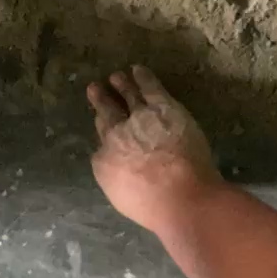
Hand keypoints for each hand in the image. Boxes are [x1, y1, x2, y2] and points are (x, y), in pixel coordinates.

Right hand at [87, 66, 220, 236]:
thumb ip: (114, 175)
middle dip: (100, 100)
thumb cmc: (155, 208)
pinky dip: (142, 77)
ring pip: (126, 95)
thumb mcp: (121, 197)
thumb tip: (110, 162)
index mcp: (105, 160)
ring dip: (120, 84)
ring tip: (115, 76)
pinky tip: (137, 69)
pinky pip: (149, 86)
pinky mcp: (162, 106)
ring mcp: (140, 116)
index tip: (100, 119)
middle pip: (107, 112)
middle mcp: (117, 134)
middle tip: (94, 88)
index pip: (101, 138)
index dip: (101, 126)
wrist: (182, 196)